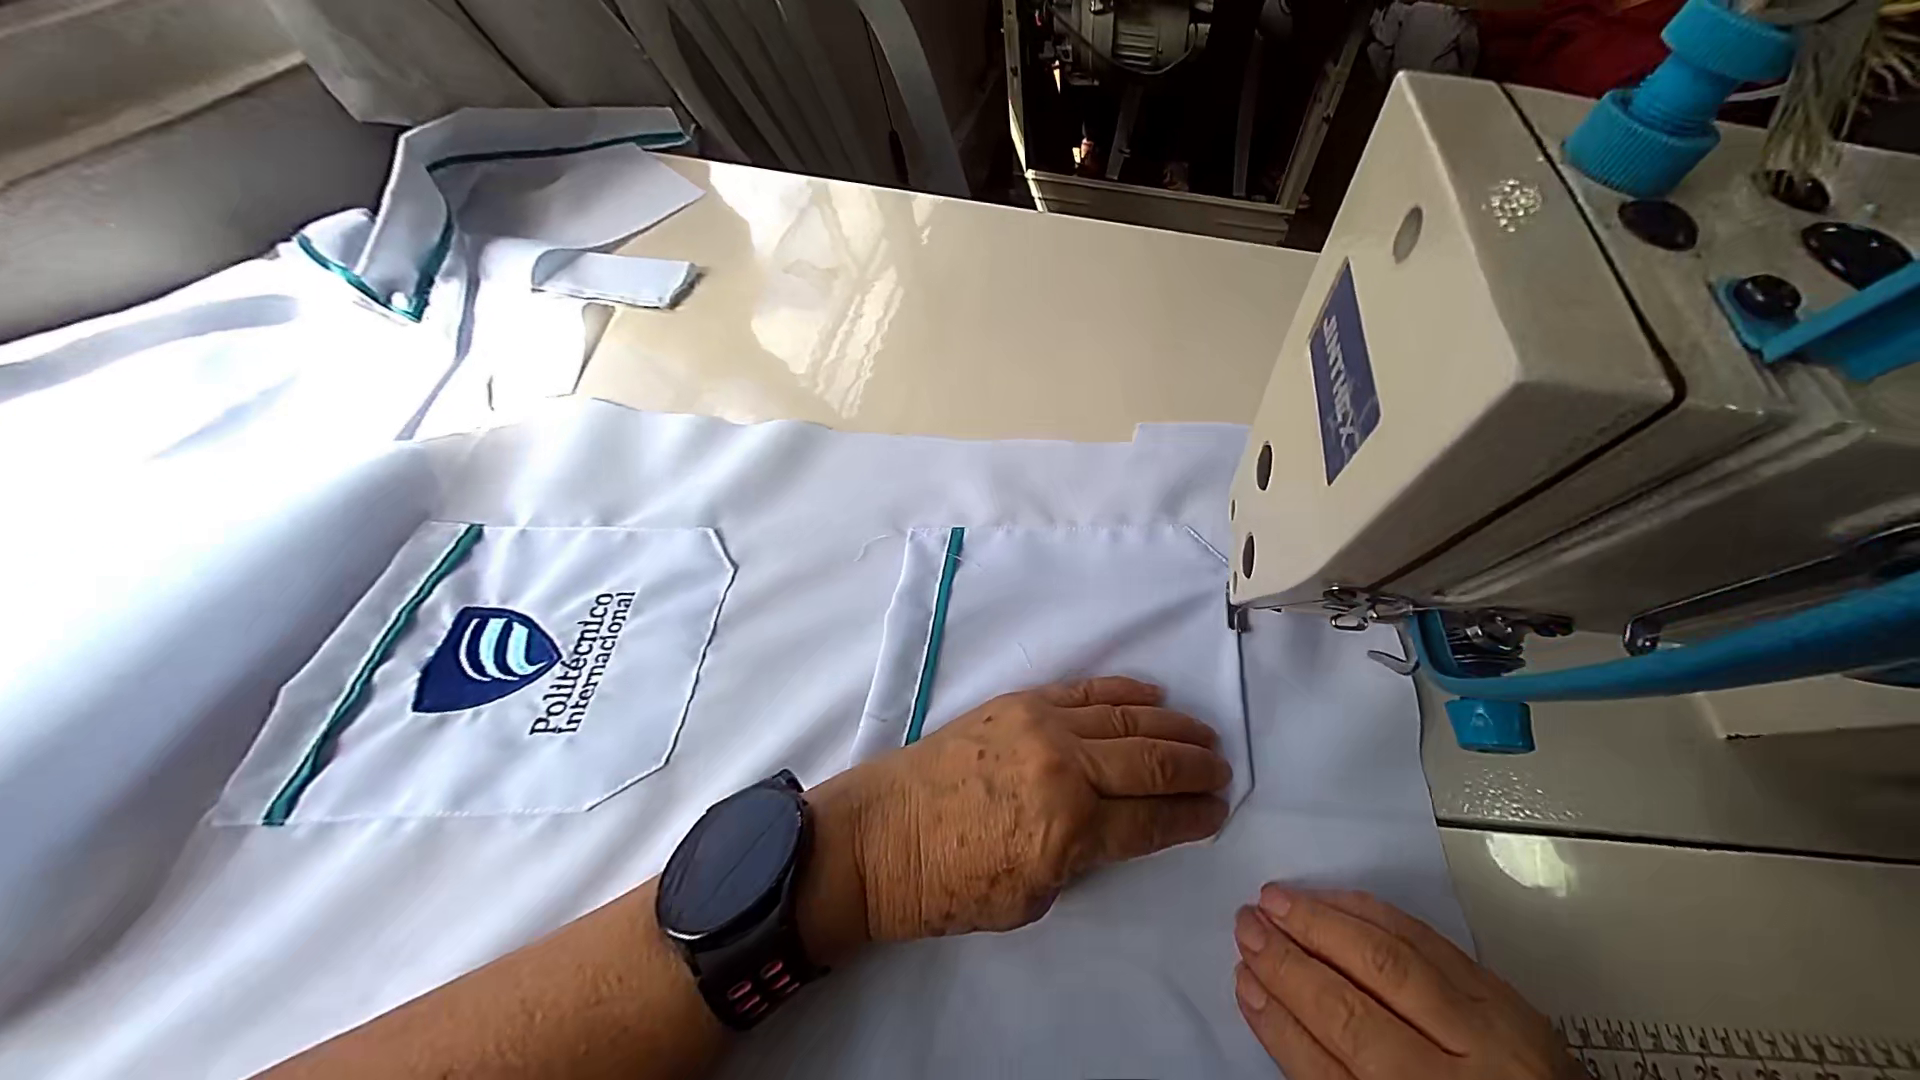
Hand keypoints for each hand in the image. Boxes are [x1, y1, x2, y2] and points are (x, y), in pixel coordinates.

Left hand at [802, 677, 1230, 953]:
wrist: (881, 834)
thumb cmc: (950, 885)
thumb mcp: (1031, 899)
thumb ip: (1080, 857)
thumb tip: (1110, 824)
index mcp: (1070, 830)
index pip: (1154, 820)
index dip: (1193, 817)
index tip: (1217, 812)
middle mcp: (1064, 768)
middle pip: (1151, 763)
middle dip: (1195, 769)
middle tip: (1222, 771)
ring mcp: (1040, 725)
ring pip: (1125, 720)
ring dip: (1172, 728)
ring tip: (1202, 735)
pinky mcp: (1018, 703)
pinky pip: (1084, 691)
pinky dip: (1123, 693)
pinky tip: (1151, 698)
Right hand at [1232, 887, 1583, 1079]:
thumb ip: (1327, 1068)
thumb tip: (1264, 995)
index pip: (1328, 1072)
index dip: (1277, 1021)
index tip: (1242, 977)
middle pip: (1355, 1013)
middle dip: (1288, 961)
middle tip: (1245, 922)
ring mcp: (1496, 1039)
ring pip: (1392, 962)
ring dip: (1321, 922)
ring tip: (1273, 899)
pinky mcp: (1511, 1000)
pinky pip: (1430, 941)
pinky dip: (1372, 912)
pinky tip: (1332, 898)